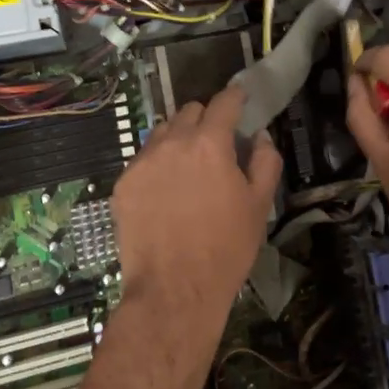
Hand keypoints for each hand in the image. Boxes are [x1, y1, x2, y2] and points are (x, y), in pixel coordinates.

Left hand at [111, 83, 281, 322]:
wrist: (174, 290)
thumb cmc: (226, 248)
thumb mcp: (259, 205)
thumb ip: (265, 162)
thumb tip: (260, 137)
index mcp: (210, 144)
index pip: (223, 102)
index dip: (235, 97)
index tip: (241, 100)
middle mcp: (172, 143)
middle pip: (189, 111)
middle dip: (206, 119)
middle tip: (217, 142)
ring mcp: (142, 163)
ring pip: (162, 132)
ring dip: (178, 138)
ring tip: (188, 165)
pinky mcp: (123, 185)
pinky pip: (143, 160)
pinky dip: (157, 164)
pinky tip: (166, 191)